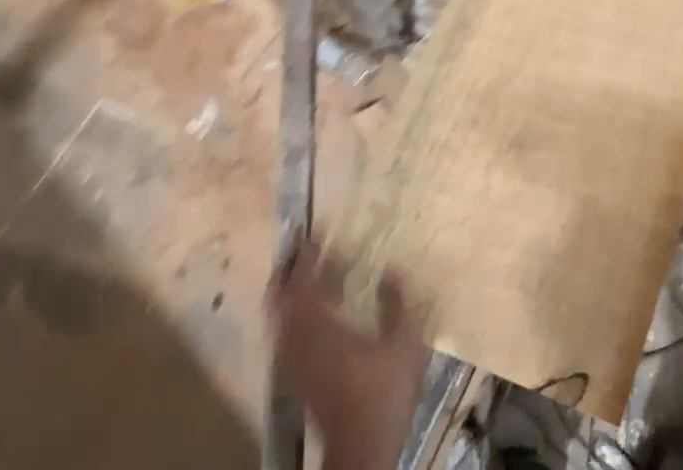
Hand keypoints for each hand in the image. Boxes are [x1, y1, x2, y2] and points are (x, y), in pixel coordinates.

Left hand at [270, 243, 430, 469]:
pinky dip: (291, 313)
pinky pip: (283, 333)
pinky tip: (312, 312)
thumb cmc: (384, 394)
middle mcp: (297, 341)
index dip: (305, 258)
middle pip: (277, 298)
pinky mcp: (295, 376)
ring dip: (286, 291)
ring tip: (304, 274)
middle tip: (299, 248)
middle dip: (286, 270)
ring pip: (277, 317)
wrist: (362, 446)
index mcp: (320, 329)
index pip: (303, 284)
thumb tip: (391, 272)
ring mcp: (292, 361)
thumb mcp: (405, 345)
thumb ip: (397, 305)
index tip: (310, 234)